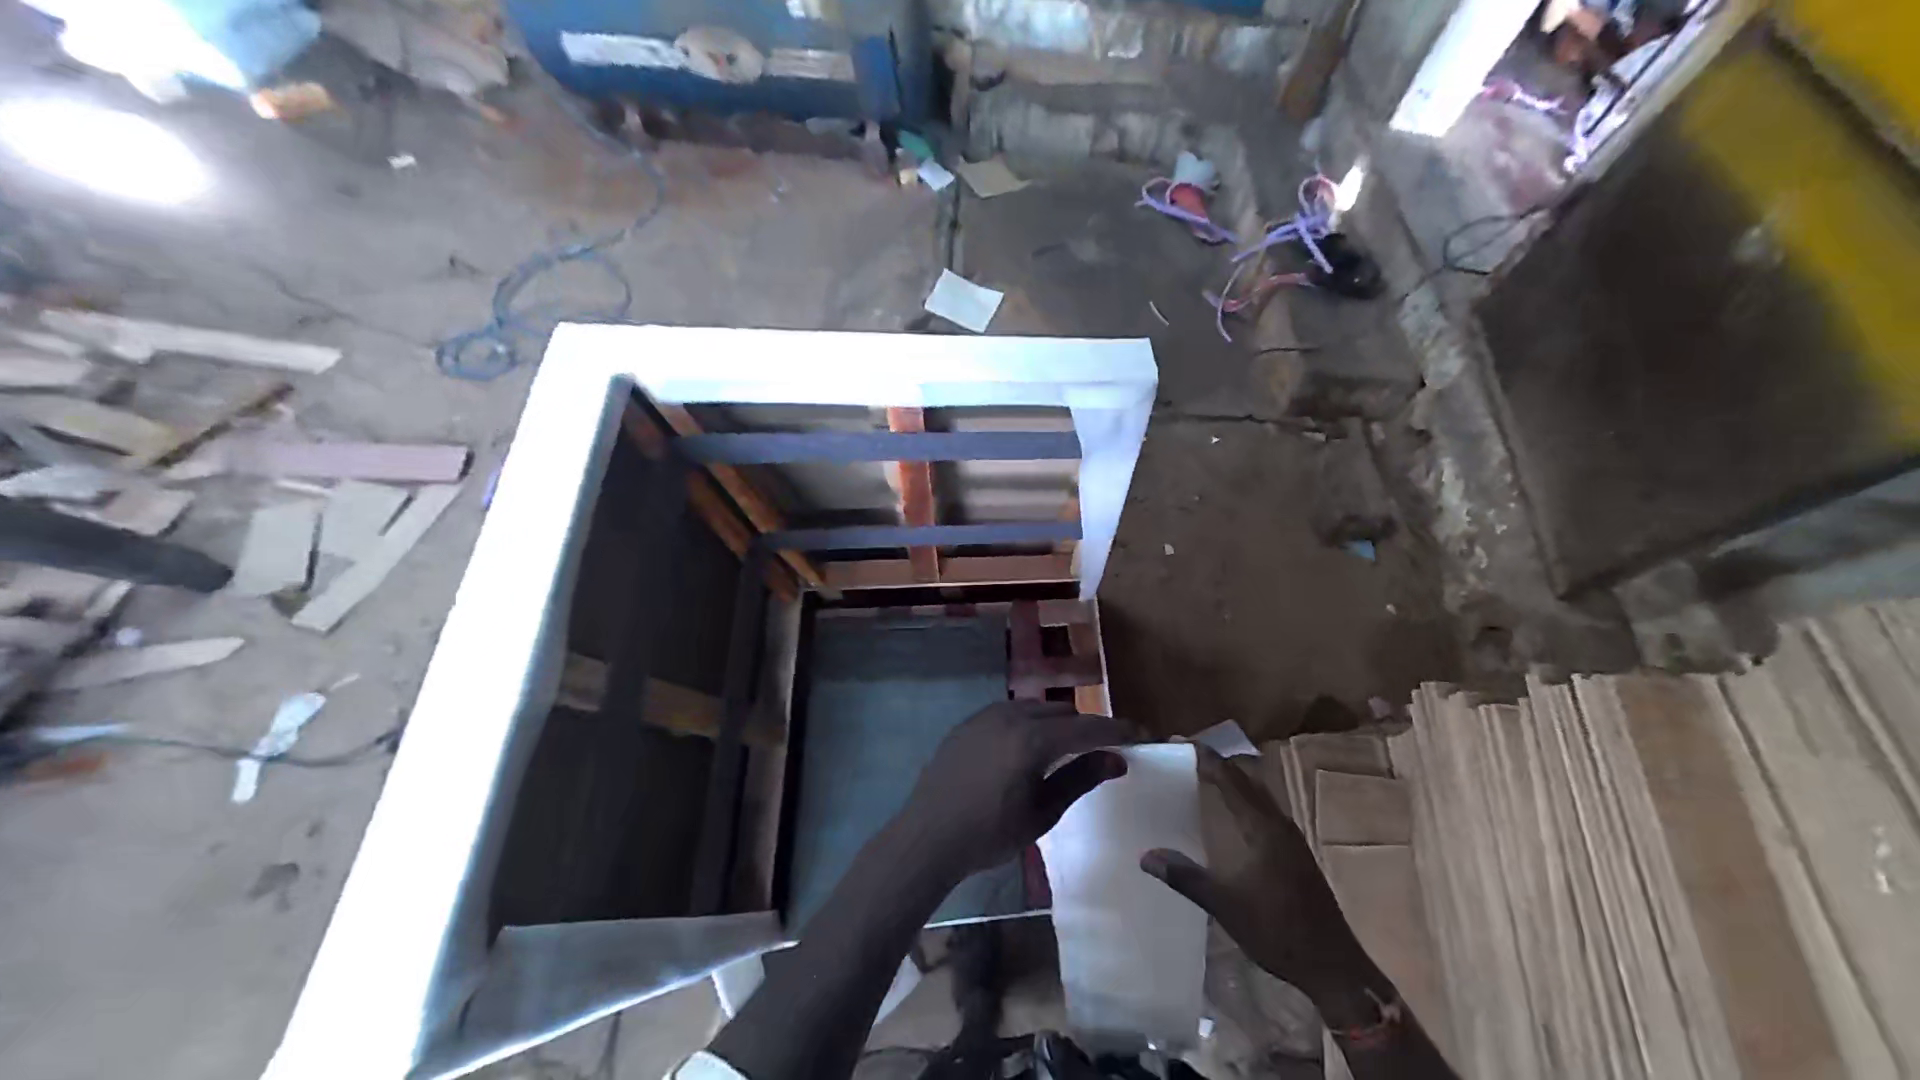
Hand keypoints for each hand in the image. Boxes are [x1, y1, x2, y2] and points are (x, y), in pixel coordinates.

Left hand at [895, 700, 1132, 880]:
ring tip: (1065, 748)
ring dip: (1056, 722)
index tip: (1140, 732)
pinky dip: (1028, 722)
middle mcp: (1010, 717)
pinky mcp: (968, 723)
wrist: (928, 835)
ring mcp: (985, 716)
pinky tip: (1026, 746)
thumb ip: (1080, 780)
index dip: (1116, 730)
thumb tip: (1116, 759)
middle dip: (1085, 726)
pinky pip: (1009, 712)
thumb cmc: (989, 833)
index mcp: (1032, 740)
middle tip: (1102, 748)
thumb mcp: (1042, 813)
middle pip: (1061, 711)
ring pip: (1034, 708)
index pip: (1086, 728)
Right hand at [1138, 746, 1385, 1020]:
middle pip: (1246, 779)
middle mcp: (1279, 824)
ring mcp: (1291, 839)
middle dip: (1216, 763)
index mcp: (1263, 827)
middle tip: (1183, 758)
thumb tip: (1146, 856)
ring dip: (1231, 781)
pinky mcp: (1295, 854)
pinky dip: (1242, 800)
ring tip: (1200, 779)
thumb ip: (1185, 876)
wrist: (1334, 968)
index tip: (1177, 742)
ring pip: (1257, 794)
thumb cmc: (1279, 931)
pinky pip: (1263, 810)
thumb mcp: (1225, 905)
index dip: (1204, 758)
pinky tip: (1228, 817)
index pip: (1230, 778)